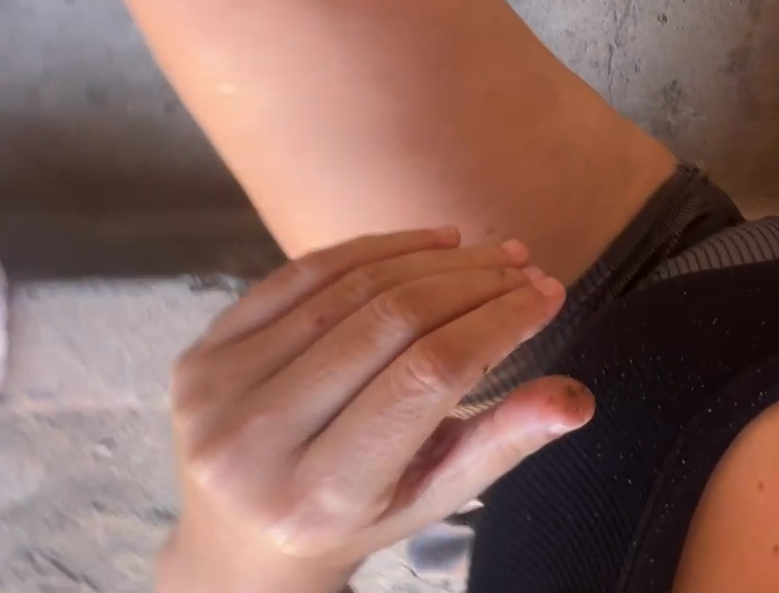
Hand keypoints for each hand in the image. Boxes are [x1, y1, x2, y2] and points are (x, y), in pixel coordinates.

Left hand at [156, 228, 591, 592]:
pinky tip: (437, 240)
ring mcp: (213, 395)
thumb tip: (578, 400)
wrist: (241, 539)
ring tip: (498, 253)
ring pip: (356, 287)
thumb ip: (507, 439)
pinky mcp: (199, 354)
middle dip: (479, 282)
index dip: (502, 320)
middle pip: (395, 320)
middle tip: (529, 269)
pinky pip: (308, 272)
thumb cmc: (366, 512)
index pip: (432, 373)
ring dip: (442, 258)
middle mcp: (250, 447)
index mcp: (319, 497)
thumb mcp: (441, 492)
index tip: (550, 294)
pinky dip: (383, 245)